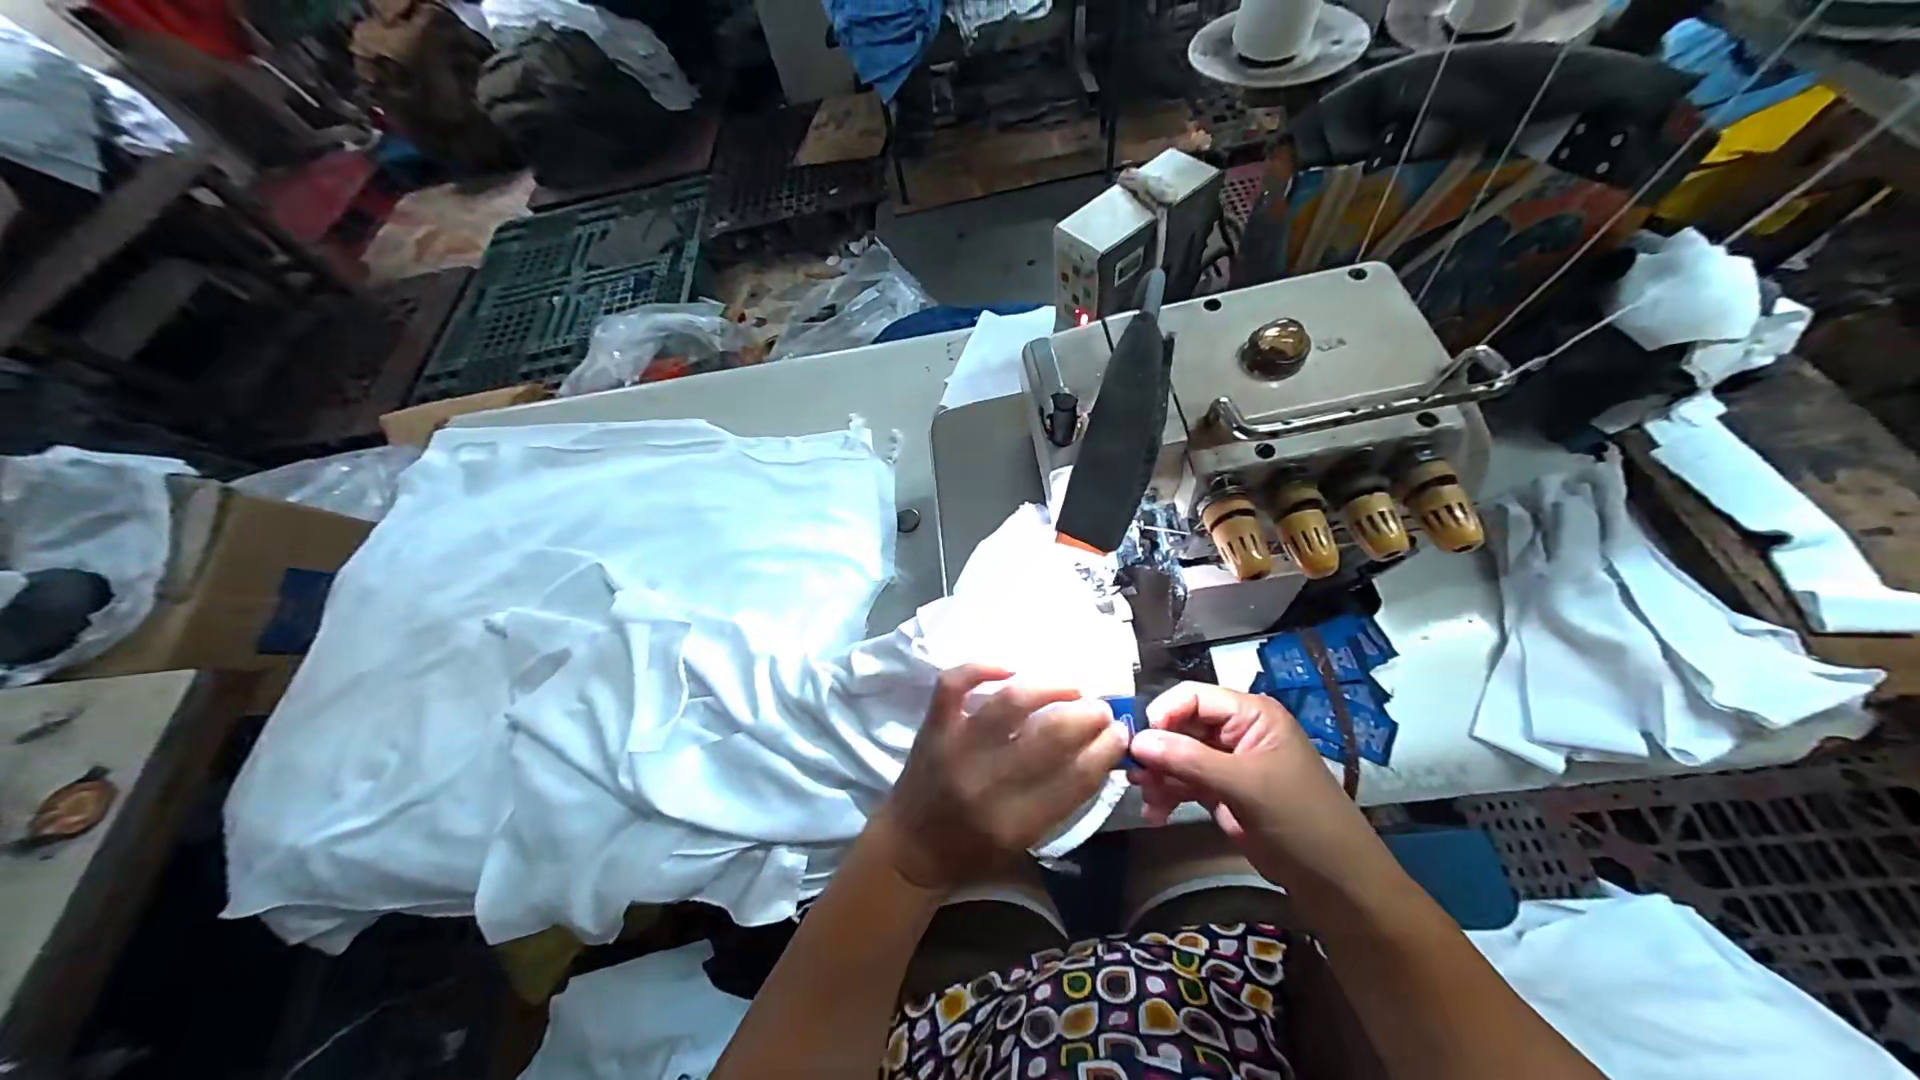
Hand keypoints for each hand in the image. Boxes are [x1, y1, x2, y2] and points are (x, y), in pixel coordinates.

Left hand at [873, 665, 1128, 892]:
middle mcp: (985, 784)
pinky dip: (981, 667)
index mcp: (1015, 823)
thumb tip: (1100, 750)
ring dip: (1049, 689)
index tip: (1120, 733)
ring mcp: (955, 749)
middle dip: (1086, 717)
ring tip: (1071, 688)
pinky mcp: (933, 726)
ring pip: (1009, 702)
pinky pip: (954, 684)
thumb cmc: (975, 848)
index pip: (1076, 778)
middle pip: (1049, 736)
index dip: (1106, 750)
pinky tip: (1010, 669)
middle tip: (1101, 709)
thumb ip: (1061, 798)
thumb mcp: (1026, 839)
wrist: (911, 846)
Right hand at [1127, 682, 1386, 891]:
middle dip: (1157, 749)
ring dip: (1158, 775)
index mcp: (1251, 714)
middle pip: (1180, 725)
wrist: (1335, 880)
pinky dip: (1167, 795)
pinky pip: (1183, 782)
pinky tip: (1156, 814)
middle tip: (1133, 774)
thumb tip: (1137, 741)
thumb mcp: (1244, 785)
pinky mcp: (1221, 790)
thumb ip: (1189, 759)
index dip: (1163, 713)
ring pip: (1177, 755)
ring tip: (1146, 798)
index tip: (1139, 740)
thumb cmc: (1299, 819)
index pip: (1193, 696)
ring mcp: (1227, 762)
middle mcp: (1236, 731)